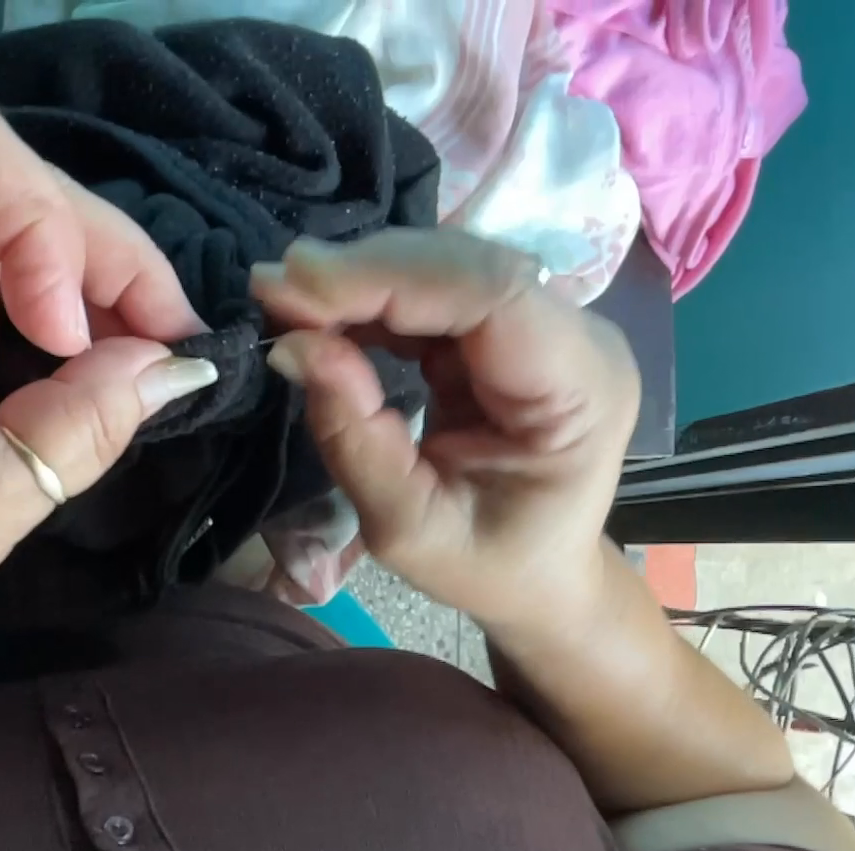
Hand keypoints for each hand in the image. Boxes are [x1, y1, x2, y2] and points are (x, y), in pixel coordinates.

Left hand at [0, 92, 216, 671]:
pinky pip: (19, 275)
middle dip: (104, 258)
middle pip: (6, 181)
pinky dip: (81, 312)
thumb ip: (77, 431)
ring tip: (152, 359)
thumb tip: (176, 367)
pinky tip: (107, 364)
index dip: (40, 221)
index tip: (68, 336)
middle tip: (172, 345)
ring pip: (25, 222)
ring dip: (103, 283)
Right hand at [251, 230, 640, 638]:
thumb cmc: (487, 568)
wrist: (537, 579)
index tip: (294, 286)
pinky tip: (325, 314)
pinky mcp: (509, 333)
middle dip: (365, 272)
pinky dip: (373, 300)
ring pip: (448, 269)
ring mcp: (547, 328)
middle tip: (274, 290)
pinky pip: (436, 295)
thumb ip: (355, 442)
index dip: (389, 277)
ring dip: (363, 280)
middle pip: (468, 267)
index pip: (491, 293)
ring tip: (288, 301)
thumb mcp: (410, 530)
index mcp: (580, 390)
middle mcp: (578, 340)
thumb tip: (294, 346)